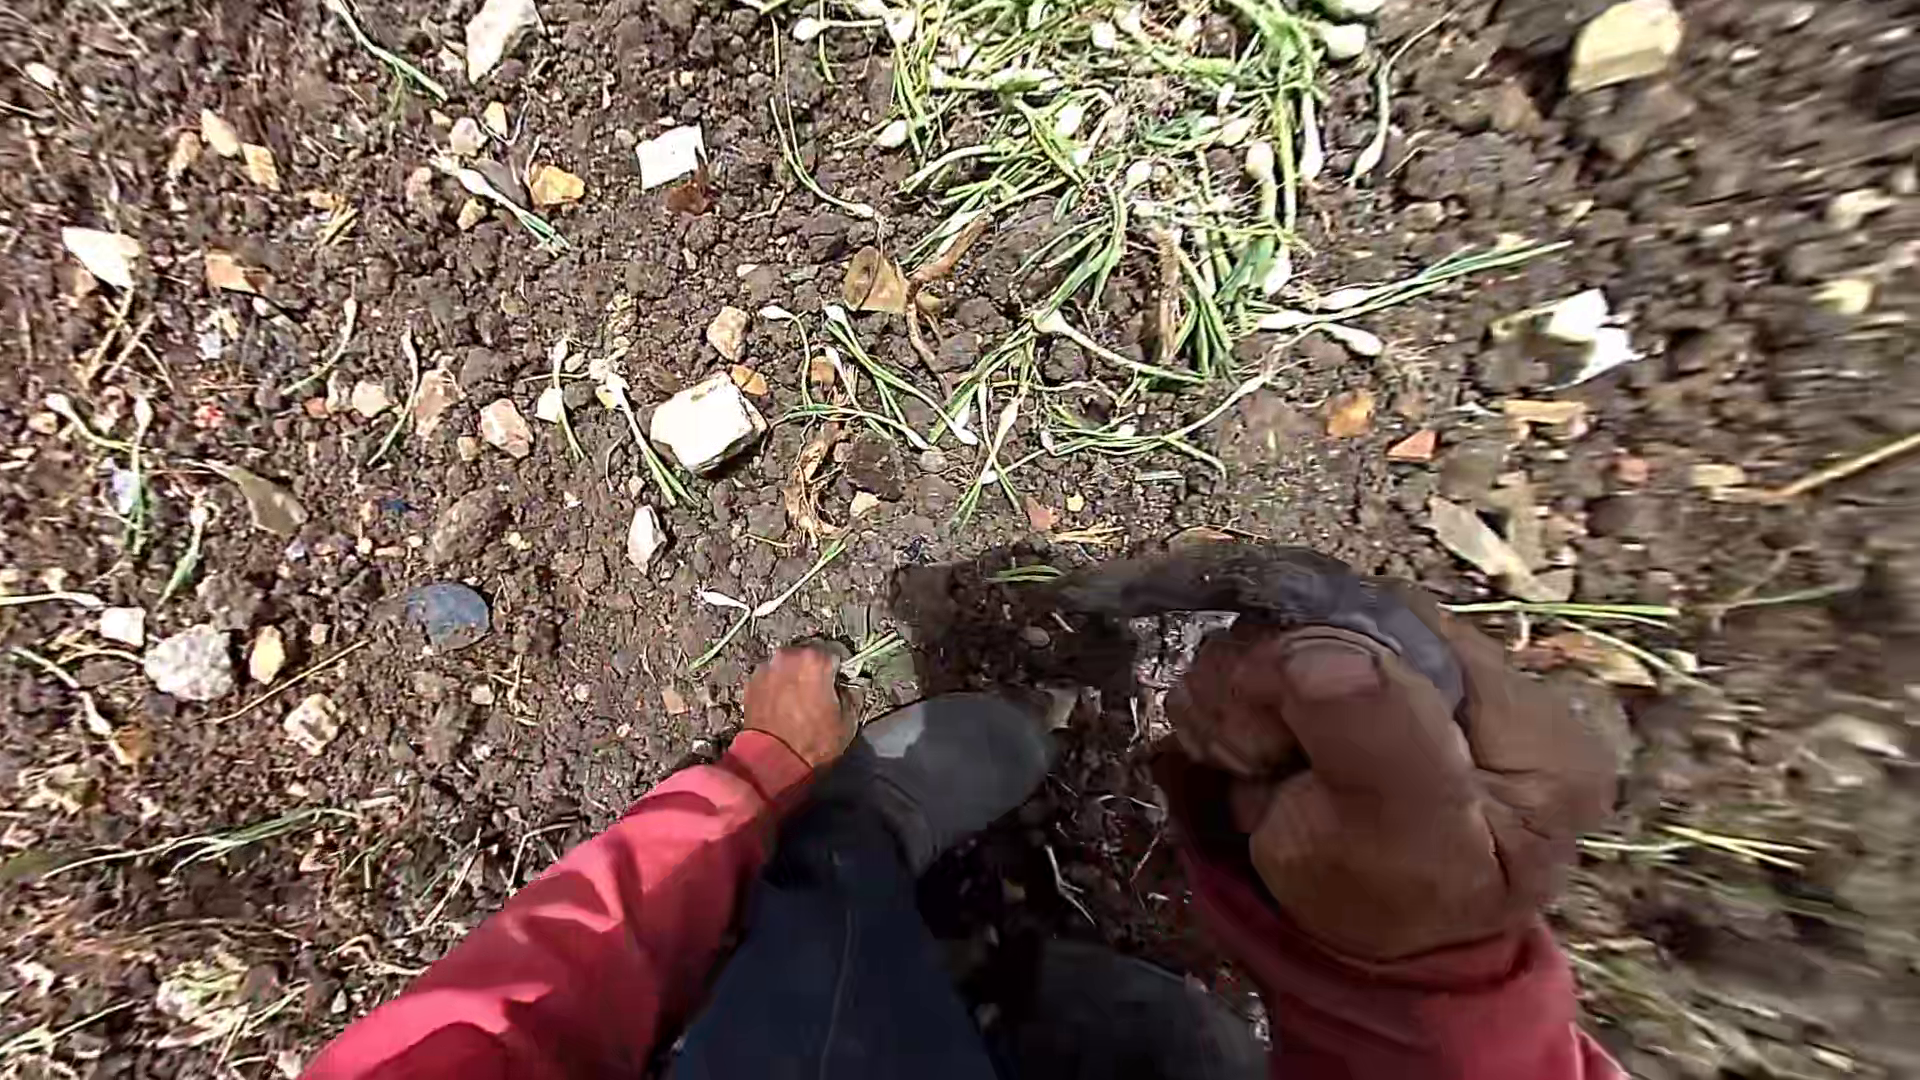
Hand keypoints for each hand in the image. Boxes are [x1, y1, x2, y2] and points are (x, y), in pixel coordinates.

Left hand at [743, 645, 855, 768]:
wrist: (770, 763)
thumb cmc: (812, 742)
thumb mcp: (847, 721)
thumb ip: (854, 694)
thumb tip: (854, 685)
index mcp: (816, 659)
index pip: (838, 652)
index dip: (843, 669)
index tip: (843, 682)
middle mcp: (789, 656)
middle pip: (810, 653)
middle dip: (817, 668)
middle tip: (822, 691)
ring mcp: (767, 668)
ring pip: (789, 663)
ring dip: (796, 674)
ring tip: (800, 699)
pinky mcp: (751, 682)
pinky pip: (772, 676)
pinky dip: (778, 684)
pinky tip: (784, 704)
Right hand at [1167, 609, 1617, 959]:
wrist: (1334, 933)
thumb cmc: (1384, 901)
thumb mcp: (1405, 844)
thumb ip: (1379, 745)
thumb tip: (1317, 653)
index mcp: (1511, 709)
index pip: (1390, 618)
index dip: (1318, 660)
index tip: (1292, 738)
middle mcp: (1439, 671)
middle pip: (1308, 618)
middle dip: (1264, 693)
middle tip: (1271, 763)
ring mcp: (1365, 671)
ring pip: (1252, 635)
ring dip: (1232, 705)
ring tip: (1256, 767)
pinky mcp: (1308, 681)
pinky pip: (1225, 659)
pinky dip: (1216, 709)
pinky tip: (1242, 754)